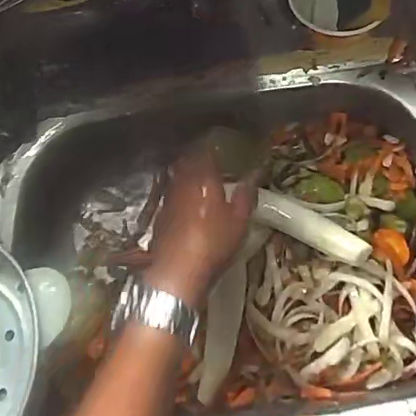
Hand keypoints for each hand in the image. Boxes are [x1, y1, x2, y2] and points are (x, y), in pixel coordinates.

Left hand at [146, 140, 258, 305]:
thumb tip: (256, 172)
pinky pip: (170, 191)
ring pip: (176, 174)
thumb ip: (246, 193)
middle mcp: (182, 181)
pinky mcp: (159, 213)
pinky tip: (186, 198)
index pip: (205, 150)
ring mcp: (168, 197)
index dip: (212, 145)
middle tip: (210, 157)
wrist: (177, 273)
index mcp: (203, 177)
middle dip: (197, 156)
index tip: (220, 143)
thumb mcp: (239, 220)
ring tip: (199, 174)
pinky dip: (179, 189)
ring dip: (186, 171)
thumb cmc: (213, 244)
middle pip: (187, 159)